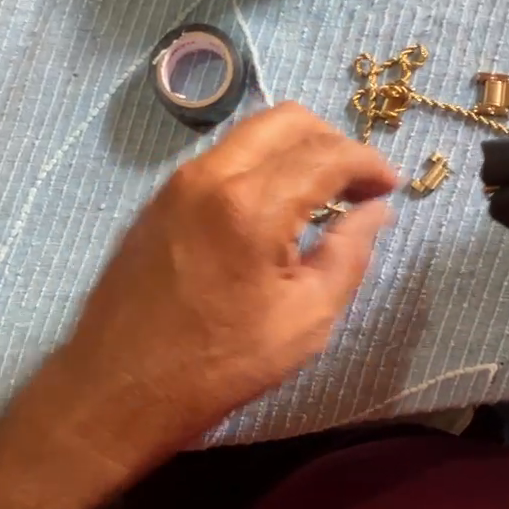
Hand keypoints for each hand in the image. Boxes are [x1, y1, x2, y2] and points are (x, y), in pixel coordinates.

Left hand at [43, 103, 396, 480]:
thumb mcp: (304, 320)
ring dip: (293, 150)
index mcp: (251, 204)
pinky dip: (259, 165)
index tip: (390, 187)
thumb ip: (349, 254)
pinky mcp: (158, 198)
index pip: (327, 154)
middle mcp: (210, 174)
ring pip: (250, 134)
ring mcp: (177, 182)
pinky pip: (222, 158)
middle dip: (332, 142)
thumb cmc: (219, 366)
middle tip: (355, 186)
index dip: (368, 164)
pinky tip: (272, 208)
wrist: (118, 387)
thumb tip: (375, 211)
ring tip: (319, 196)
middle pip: (287, 120)